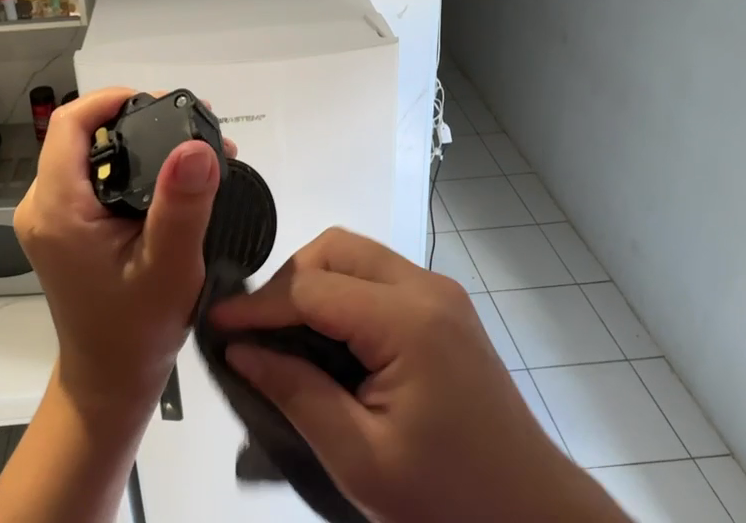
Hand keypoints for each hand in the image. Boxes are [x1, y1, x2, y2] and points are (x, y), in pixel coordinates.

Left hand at [14, 87, 226, 416]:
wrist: (110, 378)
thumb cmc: (138, 327)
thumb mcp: (170, 266)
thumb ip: (182, 204)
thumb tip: (196, 145)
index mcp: (57, 209)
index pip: (70, 124)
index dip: (111, 100)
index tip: (164, 102)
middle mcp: (40, 205)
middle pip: (79, 134)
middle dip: (134, 119)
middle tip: (190, 125)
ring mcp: (48, 216)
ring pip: (86, 153)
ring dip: (134, 142)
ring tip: (188, 148)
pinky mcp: (61, 226)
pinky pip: (89, 176)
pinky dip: (126, 166)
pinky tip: (166, 178)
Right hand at [209, 229, 627, 522]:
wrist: (531, 515)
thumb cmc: (446, 496)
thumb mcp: (360, 458)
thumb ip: (296, 394)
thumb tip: (239, 350)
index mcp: (408, 321)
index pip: (312, 287)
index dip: (257, 305)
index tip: (213, 325)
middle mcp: (427, 288)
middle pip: (336, 249)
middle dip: (287, 281)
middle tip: (254, 332)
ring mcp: (441, 295)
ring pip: (357, 256)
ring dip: (313, 283)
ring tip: (281, 335)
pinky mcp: (445, 310)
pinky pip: (378, 277)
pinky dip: (341, 293)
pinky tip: (323, 338)